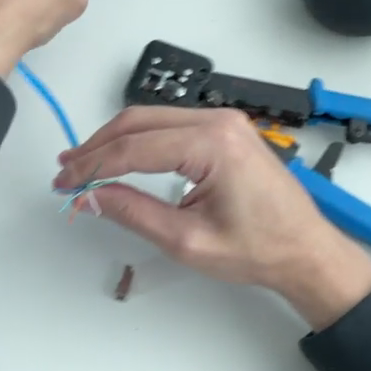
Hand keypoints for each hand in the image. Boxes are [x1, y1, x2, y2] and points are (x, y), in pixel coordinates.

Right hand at [53, 107, 370, 329]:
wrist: (306, 250)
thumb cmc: (259, 250)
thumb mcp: (188, 241)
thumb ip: (134, 213)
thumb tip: (90, 197)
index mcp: (212, 144)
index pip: (133, 148)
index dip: (91, 167)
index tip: (64, 184)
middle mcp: (219, 121)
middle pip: (138, 122)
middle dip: (97, 147)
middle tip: (66, 171)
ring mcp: (225, 122)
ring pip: (152, 119)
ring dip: (115, 140)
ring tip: (84, 165)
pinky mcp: (227, 131)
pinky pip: (172, 125)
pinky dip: (141, 140)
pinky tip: (121, 157)